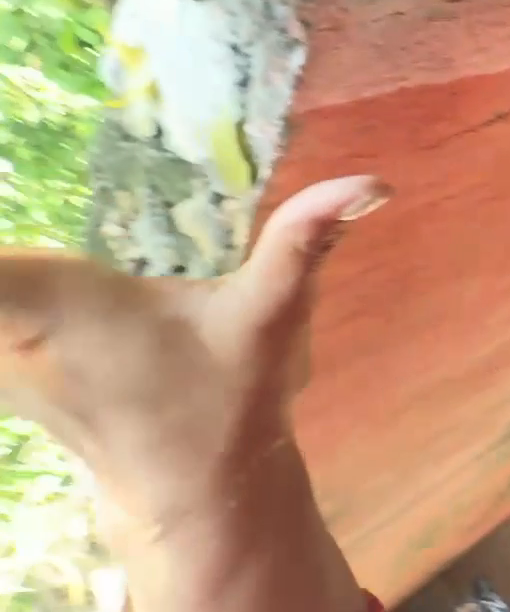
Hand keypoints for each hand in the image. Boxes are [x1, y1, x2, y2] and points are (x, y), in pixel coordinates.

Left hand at [0, 176, 387, 611]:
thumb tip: (372, 183)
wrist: (191, 482)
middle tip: (27, 129)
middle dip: (7, 247)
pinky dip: (9, 289)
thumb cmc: (225, 395)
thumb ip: (305, 237)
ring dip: (9, 273)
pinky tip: (35, 284)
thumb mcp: (274, 309)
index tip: (10, 155)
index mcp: (52, 306)